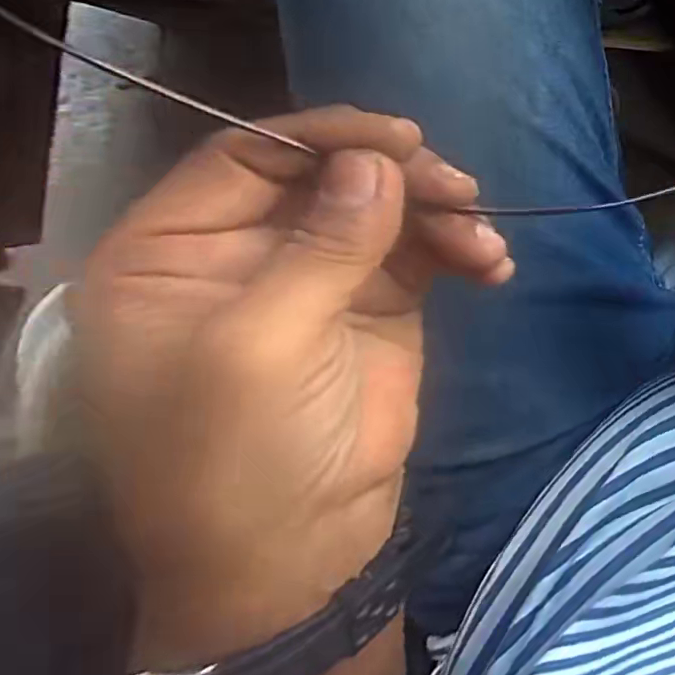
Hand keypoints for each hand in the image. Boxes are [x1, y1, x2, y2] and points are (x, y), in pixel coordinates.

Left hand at [72, 106, 512, 666]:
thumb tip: (378, 163)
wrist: (301, 539)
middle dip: (407, 179)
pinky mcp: (385, 298)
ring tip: (484, 250)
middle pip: (339, 175)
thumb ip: (321, 248)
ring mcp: (326, 273)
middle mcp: (252, 249)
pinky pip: (431, 249)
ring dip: (448, 218)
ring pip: (395, 208)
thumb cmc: (240, 450)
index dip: (327, 136)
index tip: (404, 137)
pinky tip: (495, 271)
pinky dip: (467, 250)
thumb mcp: (264, 347)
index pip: (250, 158)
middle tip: (463, 195)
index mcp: (179, 252)